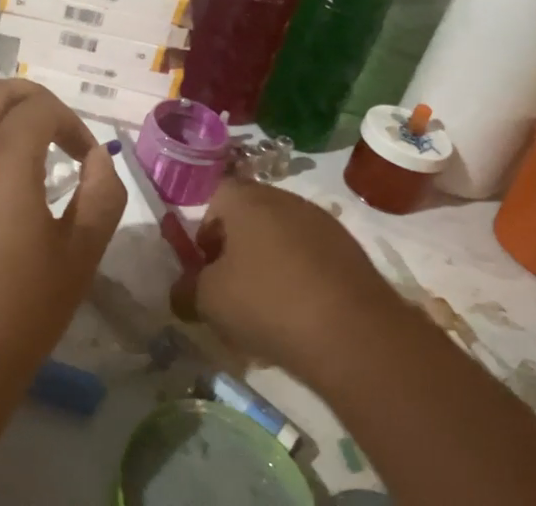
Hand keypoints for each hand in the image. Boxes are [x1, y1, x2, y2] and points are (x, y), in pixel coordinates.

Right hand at [174, 180, 401, 374]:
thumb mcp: (208, 301)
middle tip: (233, 292)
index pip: (217, 199)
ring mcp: (325, 225)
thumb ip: (186, 290)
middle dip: (238, 251)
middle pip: (252, 218)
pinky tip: (301, 319)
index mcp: (247, 200)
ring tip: (268, 312)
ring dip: (271, 267)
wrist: (353, 335)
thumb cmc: (267, 304)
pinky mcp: (353, 254)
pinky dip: (302, 282)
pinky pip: (314, 261)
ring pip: (284, 241)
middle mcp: (287, 200)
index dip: (206, 233)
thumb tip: (182, 291)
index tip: (207, 269)